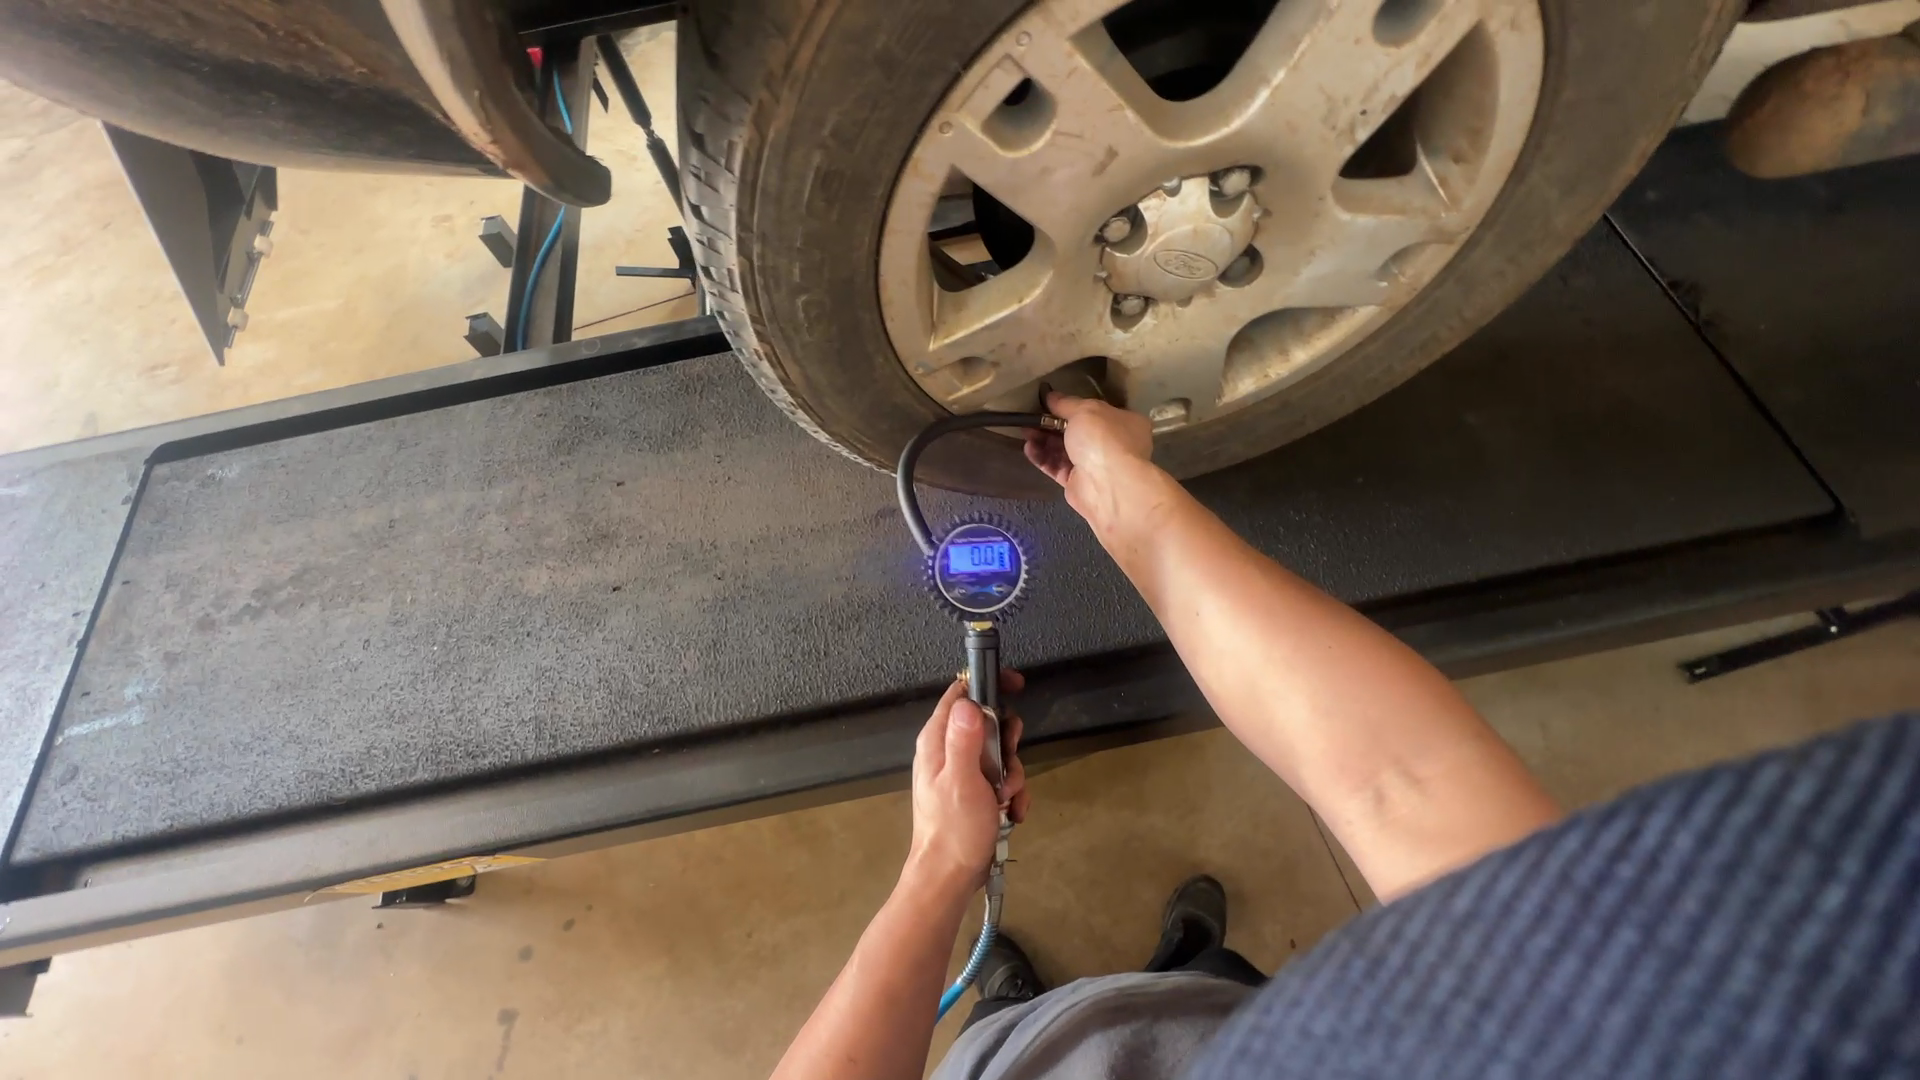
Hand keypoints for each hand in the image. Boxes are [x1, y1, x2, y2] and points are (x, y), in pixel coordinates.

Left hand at [906, 671, 1029, 894]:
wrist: (949, 878)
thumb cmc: (954, 829)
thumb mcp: (961, 781)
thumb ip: (964, 739)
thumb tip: (969, 702)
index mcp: (937, 739)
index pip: (961, 693)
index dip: (988, 685)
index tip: (1015, 687)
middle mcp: (947, 750)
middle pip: (987, 722)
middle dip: (1008, 742)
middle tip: (1009, 763)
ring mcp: (962, 772)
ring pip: (999, 753)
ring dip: (1012, 774)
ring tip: (1006, 798)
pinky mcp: (974, 792)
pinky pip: (1002, 779)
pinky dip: (1012, 794)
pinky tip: (1010, 812)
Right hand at [1024, 391, 1156, 525]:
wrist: (1108, 486)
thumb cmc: (1102, 439)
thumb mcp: (1085, 410)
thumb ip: (1065, 403)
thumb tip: (1050, 395)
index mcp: (1123, 422)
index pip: (1095, 411)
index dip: (1072, 406)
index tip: (1050, 403)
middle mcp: (1111, 444)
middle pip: (1076, 431)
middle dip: (1052, 424)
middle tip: (1031, 418)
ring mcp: (1094, 465)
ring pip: (1064, 449)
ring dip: (1043, 440)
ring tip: (1025, 431)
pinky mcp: (1077, 483)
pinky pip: (1057, 467)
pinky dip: (1042, 457)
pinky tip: (1028, 448)